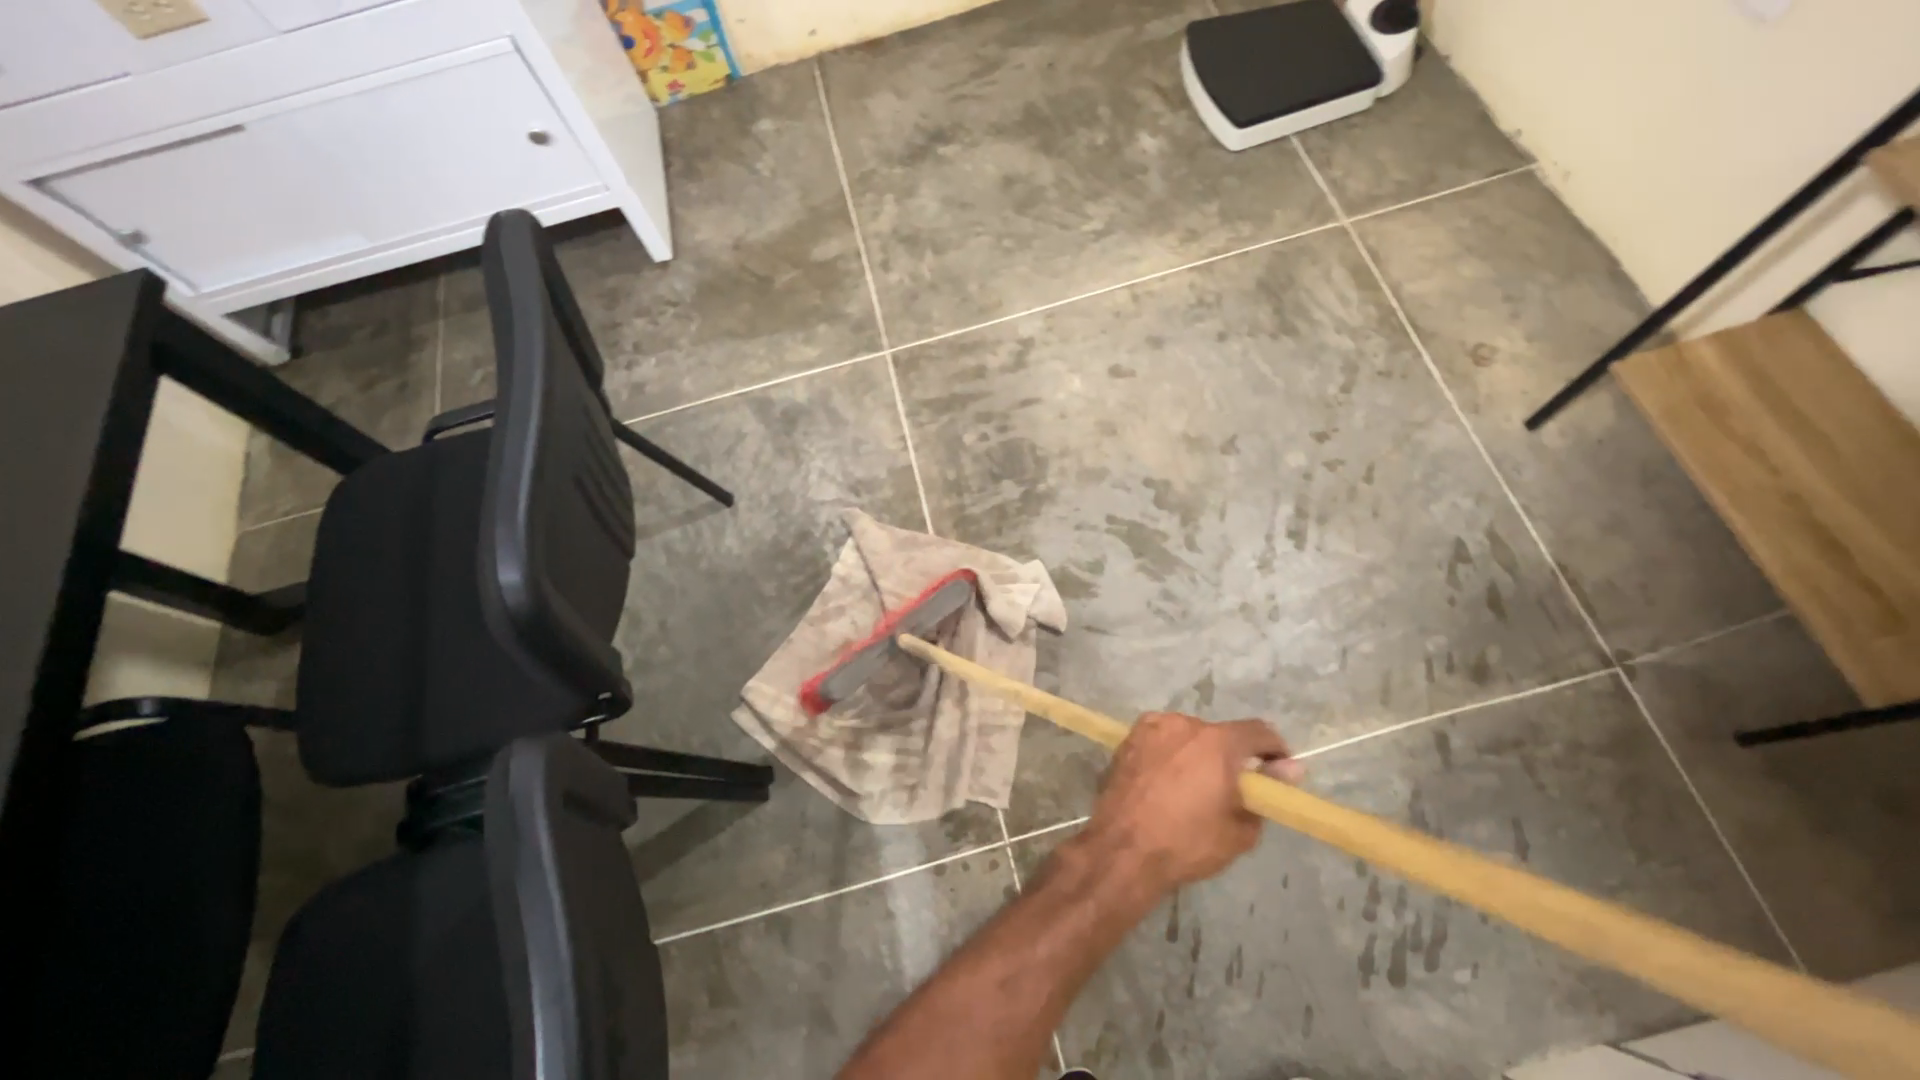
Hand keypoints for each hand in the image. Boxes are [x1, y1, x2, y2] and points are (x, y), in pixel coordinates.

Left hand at [1079, 712, 1303, 896]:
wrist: (1122, 851)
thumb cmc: (1187, 843)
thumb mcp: (1240, 829)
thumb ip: (1266, 793)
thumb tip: (1288, 769)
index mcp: (1216, 741)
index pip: (1259, 732)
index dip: (1274, 751)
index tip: (1278, 774)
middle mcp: (1183, 724)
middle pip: (1220, 734)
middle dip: (1231, 757)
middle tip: (1231, 790)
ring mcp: (1150, 729)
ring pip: (1187, 736)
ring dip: (1198, 754)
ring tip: (1193, 789)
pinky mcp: (1127, 742)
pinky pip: (1160, 743)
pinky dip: (1170, 757)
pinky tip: (1166, 785)